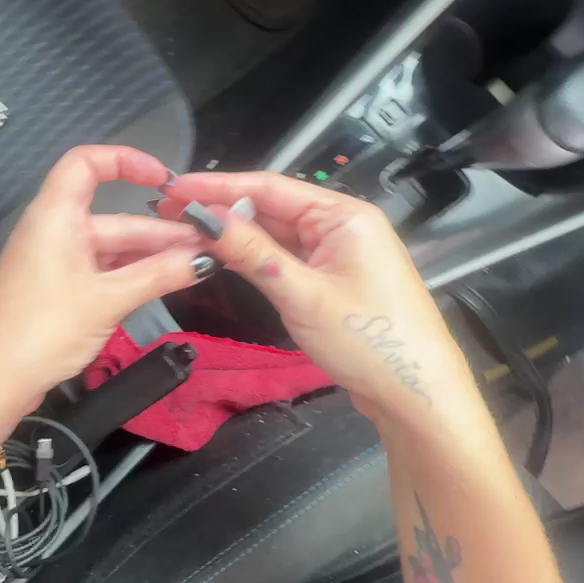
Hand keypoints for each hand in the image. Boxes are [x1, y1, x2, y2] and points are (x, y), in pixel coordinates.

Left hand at [0, 146, 202, 428]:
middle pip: (111, 216)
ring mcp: (52, 261)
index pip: (86, 163)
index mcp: (54, 216)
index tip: (165, 179)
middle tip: (208, 244)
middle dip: (158, 229)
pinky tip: (164, 283)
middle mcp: (52, 230)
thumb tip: (205, 259)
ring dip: (149, 255)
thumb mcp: (108, 300)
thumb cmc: (45, 328)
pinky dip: (129, 274)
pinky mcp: (54, 289)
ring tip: (198, 265)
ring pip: (108, 246)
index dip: (126, 160)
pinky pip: (98, 269)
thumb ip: (159, 275)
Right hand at [163, 172, 482, 429]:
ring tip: (184, 230)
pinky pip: (285, 255)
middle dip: (220, 208)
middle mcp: (342, 224)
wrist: (416, 395)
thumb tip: (204, 217)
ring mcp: (337, 251)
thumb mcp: (301, 295)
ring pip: (275, 232)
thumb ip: (251, 253)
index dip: (216, 187)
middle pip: (271, 207)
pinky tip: (221, 254)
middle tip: (168, 212)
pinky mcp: (332, 277)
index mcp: (344, 215)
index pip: (269, 188)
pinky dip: (253, 255)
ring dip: (234, 232)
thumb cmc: (368, 341)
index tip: (172, 188)